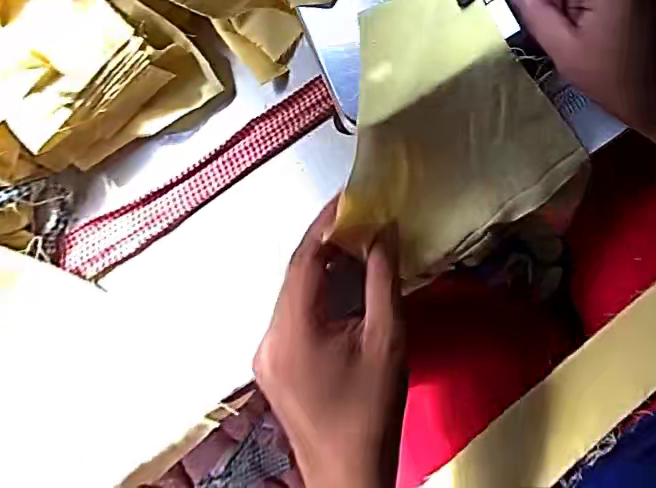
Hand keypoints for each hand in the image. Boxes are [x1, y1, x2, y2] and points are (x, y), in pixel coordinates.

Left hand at [254, 201, 404, 487]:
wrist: (349, 473)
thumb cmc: (371, 408)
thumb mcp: (387, 337)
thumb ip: (383, 277)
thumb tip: (383, 229)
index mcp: (292, 331)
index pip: (303, 259)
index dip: (326, 222)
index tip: (351, 196)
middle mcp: (270, 339)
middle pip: (295, 272)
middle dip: (327, 239)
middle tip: (361, 214)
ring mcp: (268, 354)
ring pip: (294, 289)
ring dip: (324, 262)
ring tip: (358, 239)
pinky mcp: (275, 364)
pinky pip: (294, 309)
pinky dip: (319, 286)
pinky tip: (345, 278)